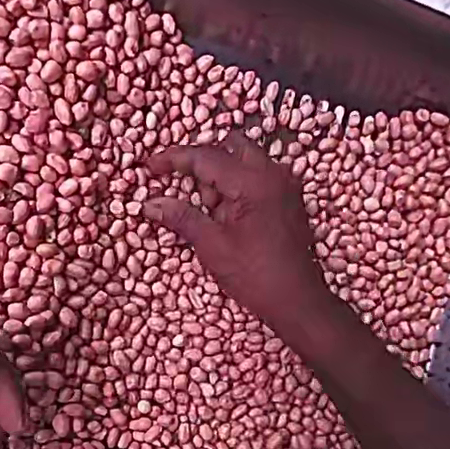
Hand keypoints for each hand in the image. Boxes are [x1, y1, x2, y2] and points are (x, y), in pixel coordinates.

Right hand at [143, 133, 334, 328]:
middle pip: (230, 147)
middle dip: (201, 163)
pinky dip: (236, 188)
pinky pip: (258, 178)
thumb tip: (151, 204)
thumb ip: (182, 218)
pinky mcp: (289, 201)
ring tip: (207, 213)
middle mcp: (274, 175)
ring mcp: (285, 186)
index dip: (174, 159)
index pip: (206, 157)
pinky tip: (225, 218)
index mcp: (254, 182)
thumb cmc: (256, 277)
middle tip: (182, 188)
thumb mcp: (212, 246)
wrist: (298, 301)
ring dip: (220, 177)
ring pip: (245, 161)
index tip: (151, 166)